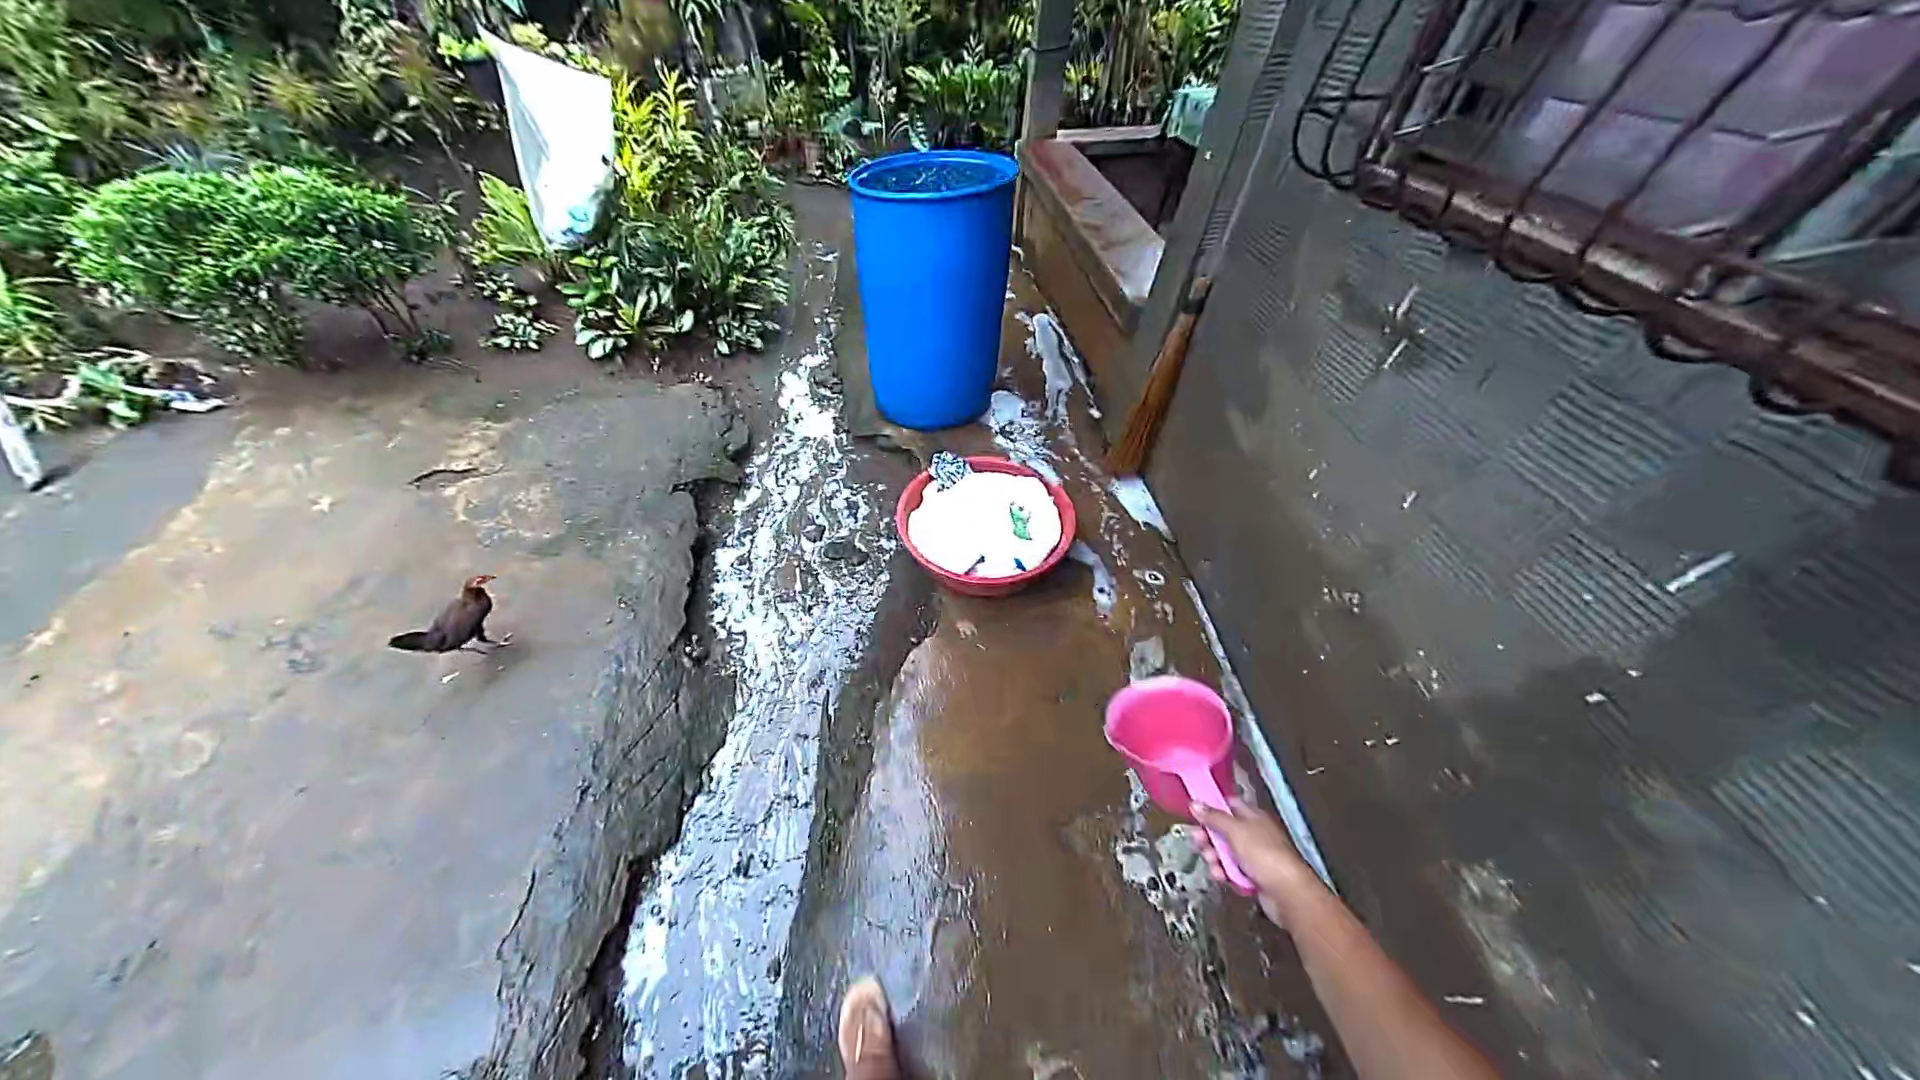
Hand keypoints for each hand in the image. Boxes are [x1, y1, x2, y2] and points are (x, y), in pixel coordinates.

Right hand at [1191, 800, 1324, 926]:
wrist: (1288, 894)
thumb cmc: (1264, 854)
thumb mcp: (1235, 830)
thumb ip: (1213, 816)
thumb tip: (1194, 803)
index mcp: (1252, 816)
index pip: (1228, 804)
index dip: (1211, 807)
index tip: (1195, 813)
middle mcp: (1253, 834)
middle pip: (1222, 830)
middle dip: (1208, 837)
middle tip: (1199, 842)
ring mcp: (1254, 856)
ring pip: (1224, 852)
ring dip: (1214, 858)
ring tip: (1214, 864)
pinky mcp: (1253, 877)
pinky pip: (1231, 871)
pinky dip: (1224, 873)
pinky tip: (1222, 877)